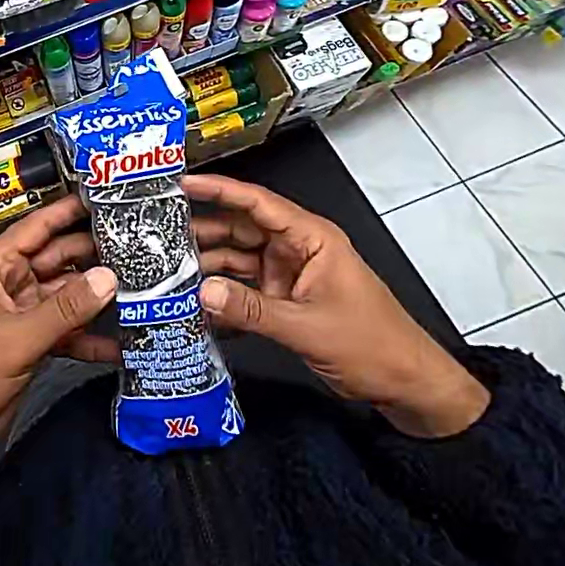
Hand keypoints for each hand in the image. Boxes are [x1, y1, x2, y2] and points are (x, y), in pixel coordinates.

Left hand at [0, 194, 117, 459]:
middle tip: (141, 249)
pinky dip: (92, 336)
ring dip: (99, 296)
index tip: (107, 198)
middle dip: (97, 255)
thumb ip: (66, 308)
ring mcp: (28, 310)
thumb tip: (110, 278)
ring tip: (142, 289)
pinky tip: (120, 342)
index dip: (71, 209)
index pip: (40, 226)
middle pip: (63, 257)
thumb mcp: (17, 337)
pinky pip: (70, 328)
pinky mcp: (37, 339)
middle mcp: (15, 281)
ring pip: (71, 293)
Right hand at [185, 175, 488, 438]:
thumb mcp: (307, 326)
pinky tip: (196, 302)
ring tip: (168, 270)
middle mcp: (297, 249)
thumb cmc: (373, 343)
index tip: (185, 184)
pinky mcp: (286, 299)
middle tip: (161, 234)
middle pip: (242, 230)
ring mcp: (290, 274)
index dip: (220, 190)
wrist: (403, 381)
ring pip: (240, 260)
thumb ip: (253, 310)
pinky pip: (246, 289)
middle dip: (204, 231)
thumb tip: (204, 292)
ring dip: (209, 266)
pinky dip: (224, 295)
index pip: (258, 203)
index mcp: (311, 238)